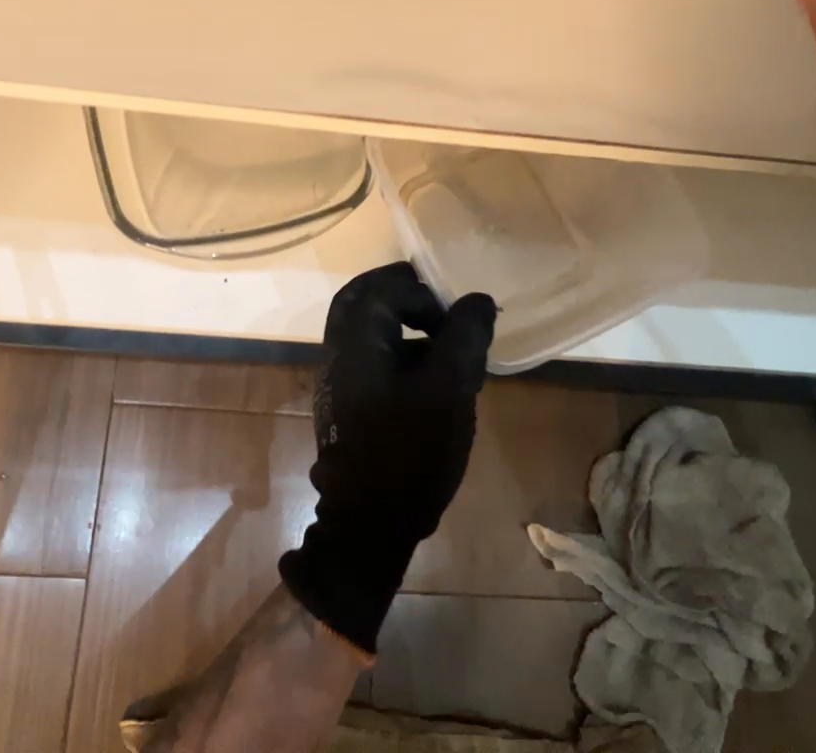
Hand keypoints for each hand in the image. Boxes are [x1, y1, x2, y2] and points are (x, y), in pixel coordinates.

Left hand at [278, 262, 496, 653]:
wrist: (368, 524)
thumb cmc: (408, 451)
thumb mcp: (448, 390)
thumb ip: (463, 338)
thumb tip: (478, 301)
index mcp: (354, 344)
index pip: (379, 290)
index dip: (419, 290)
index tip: (453, 311)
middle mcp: (337, 357)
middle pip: (360, 304)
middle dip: (398, 294)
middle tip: (436, 300)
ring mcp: (339, 385)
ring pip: (365, 335)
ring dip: (400, 326)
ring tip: (445, 344)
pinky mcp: (348, 410)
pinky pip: (371, 364)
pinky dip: (399, 355)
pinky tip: (434, 382)